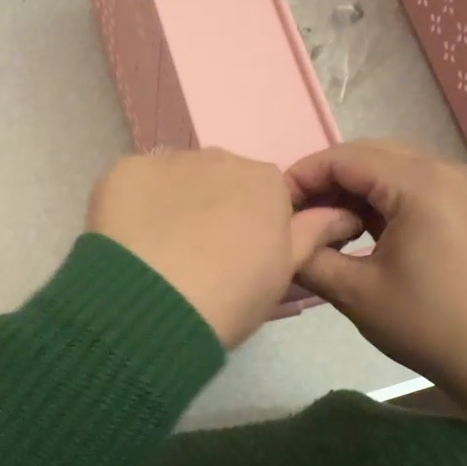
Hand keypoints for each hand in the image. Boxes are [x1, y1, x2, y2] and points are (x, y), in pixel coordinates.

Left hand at [87, 149, 356, 349]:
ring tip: (155, 252)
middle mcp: (220, 158)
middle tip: (193, 257)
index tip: (233, 259)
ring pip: (173, 179)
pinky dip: (130, 205)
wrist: (155, 307)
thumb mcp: (283, 273)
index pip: (263, 195)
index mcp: (266, 183)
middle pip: (217, 179)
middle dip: (209, 208)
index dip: (247, 227)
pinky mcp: (123, 170)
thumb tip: (343, 214)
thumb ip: (311, 235)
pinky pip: (133, 183)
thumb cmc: (230, 297)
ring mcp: (168, 161)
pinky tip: (127, 240)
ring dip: (170, 204)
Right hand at [287, 140, 466, 465]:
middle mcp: (445, 170)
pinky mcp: (466, 205)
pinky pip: (410, 185)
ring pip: (388, 168)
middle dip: (324, 181)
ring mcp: (461, 186)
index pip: (344, 158)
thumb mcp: (355, 292)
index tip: (272, 209)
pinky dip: (376, 200)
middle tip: (291, 217)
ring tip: (318, 227)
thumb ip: (309, 255)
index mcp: (421, 185)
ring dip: (349, 191)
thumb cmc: (431, 325)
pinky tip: (353, 232)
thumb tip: (282, 238)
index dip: (301, 177)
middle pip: (367, 155)